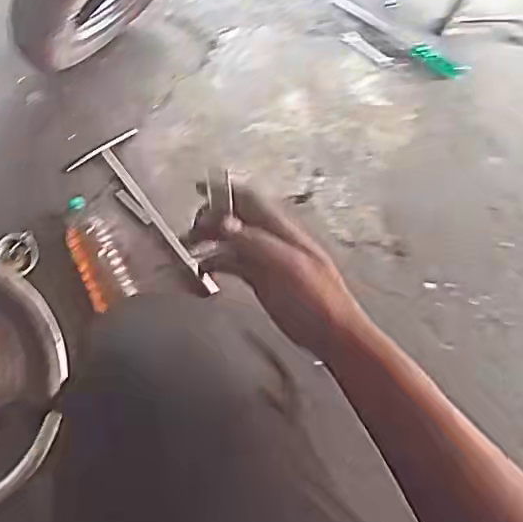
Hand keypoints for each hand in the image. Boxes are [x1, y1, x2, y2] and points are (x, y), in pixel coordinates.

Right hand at [188, 184, 374, 358]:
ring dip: (208, 241)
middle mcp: (271, 240)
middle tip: (190, 232)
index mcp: (281, 230)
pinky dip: (214, 263)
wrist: (333, 335)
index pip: (247, 198)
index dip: (223, 189)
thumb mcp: (288, 266)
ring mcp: (265, 260)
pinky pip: (232, 263)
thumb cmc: (320, 301)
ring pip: (230, 241)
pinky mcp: (260, 280)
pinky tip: (202, 270)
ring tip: (189, 248)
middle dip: (209, 219)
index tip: (200, 187)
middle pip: (234, 218)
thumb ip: (256, 242)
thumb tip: (225, 222)